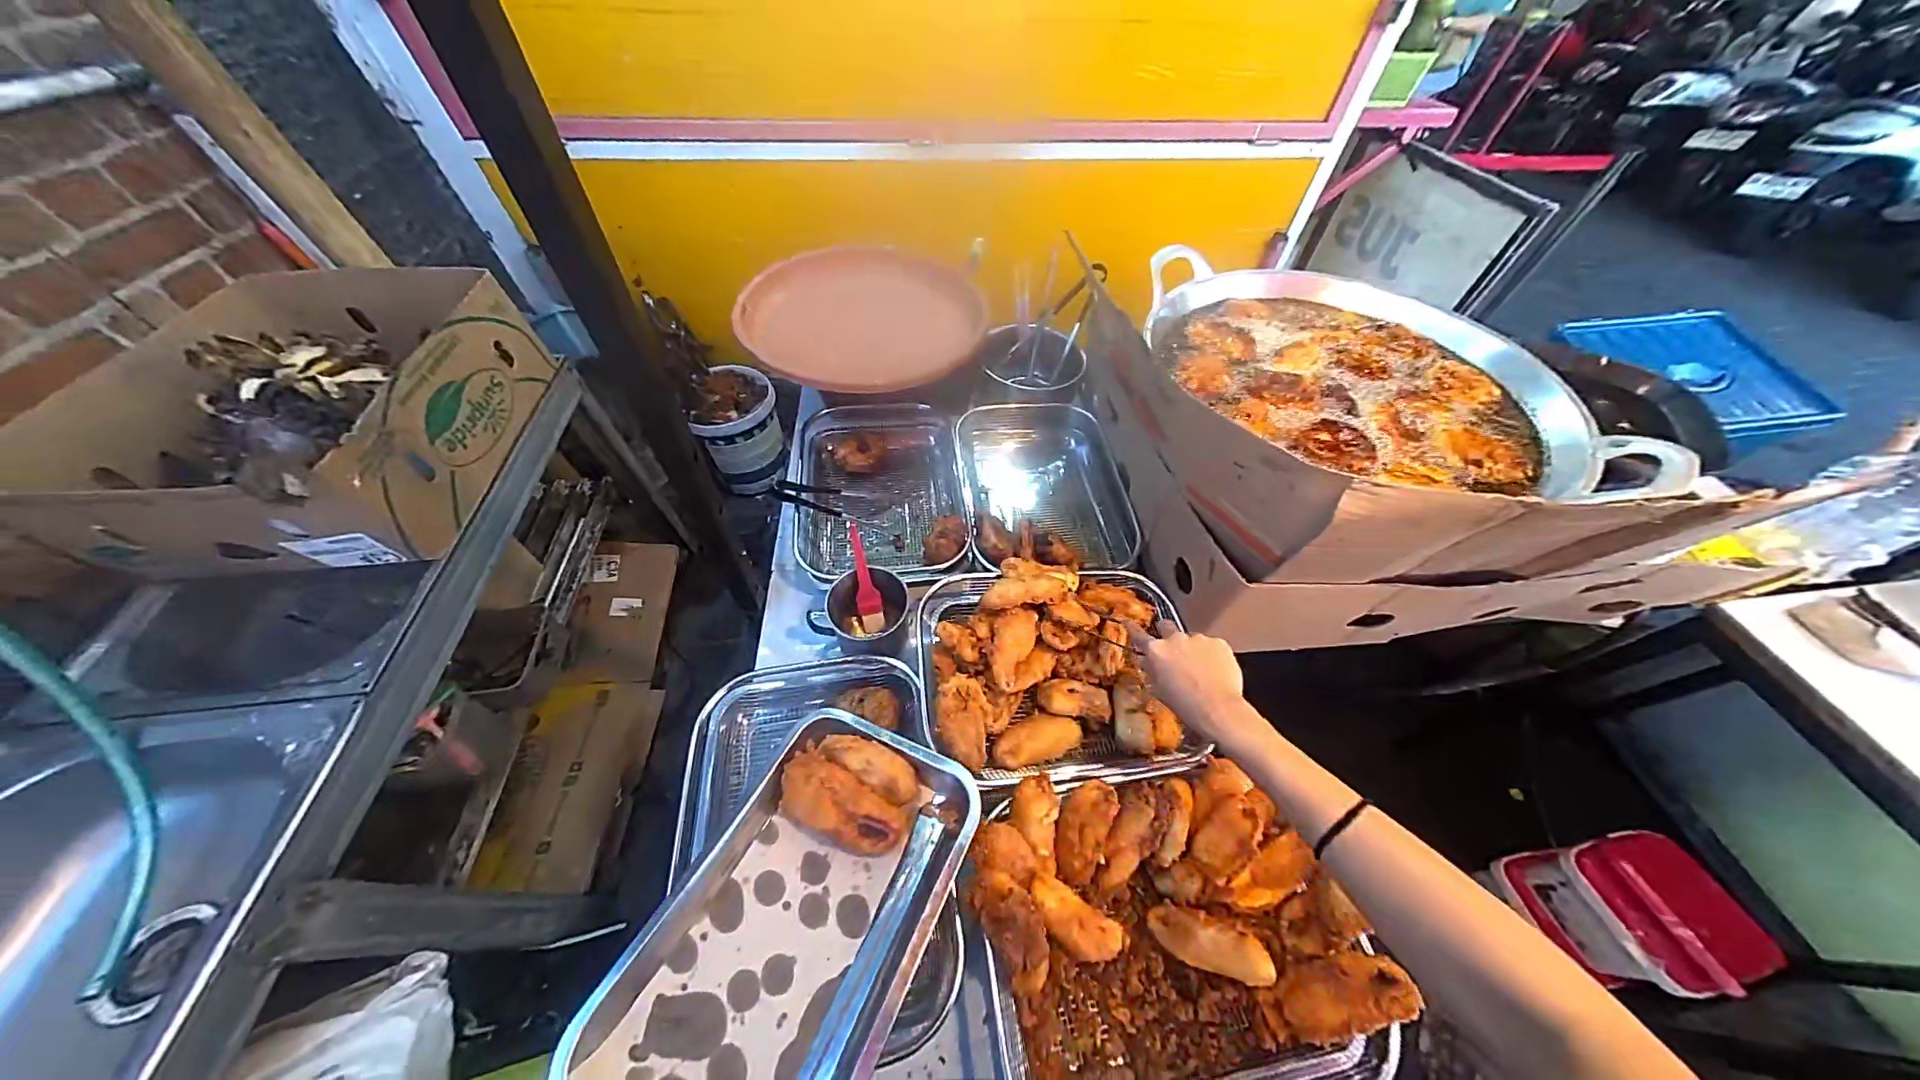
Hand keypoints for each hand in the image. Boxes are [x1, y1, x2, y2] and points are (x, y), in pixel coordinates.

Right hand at [1132, 621, 1242, 730]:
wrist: (1218, 709)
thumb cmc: (1185, 704)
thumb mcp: (1160, 689)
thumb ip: (1152, 670)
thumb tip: (1148, 661)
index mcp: (1157, 651)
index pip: (1139, 635)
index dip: (1133, 628)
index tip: (1128, 622)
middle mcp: (1175, 639)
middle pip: (1167, 626)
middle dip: (1168, 635)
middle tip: (1175, 651)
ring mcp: (1199, 639)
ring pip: (1193, 640)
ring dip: (1194, 650)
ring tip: (1203, 670)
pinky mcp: (1219, 642)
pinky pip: (1212, 646)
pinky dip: (1212, 655)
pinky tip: (1217, 671)